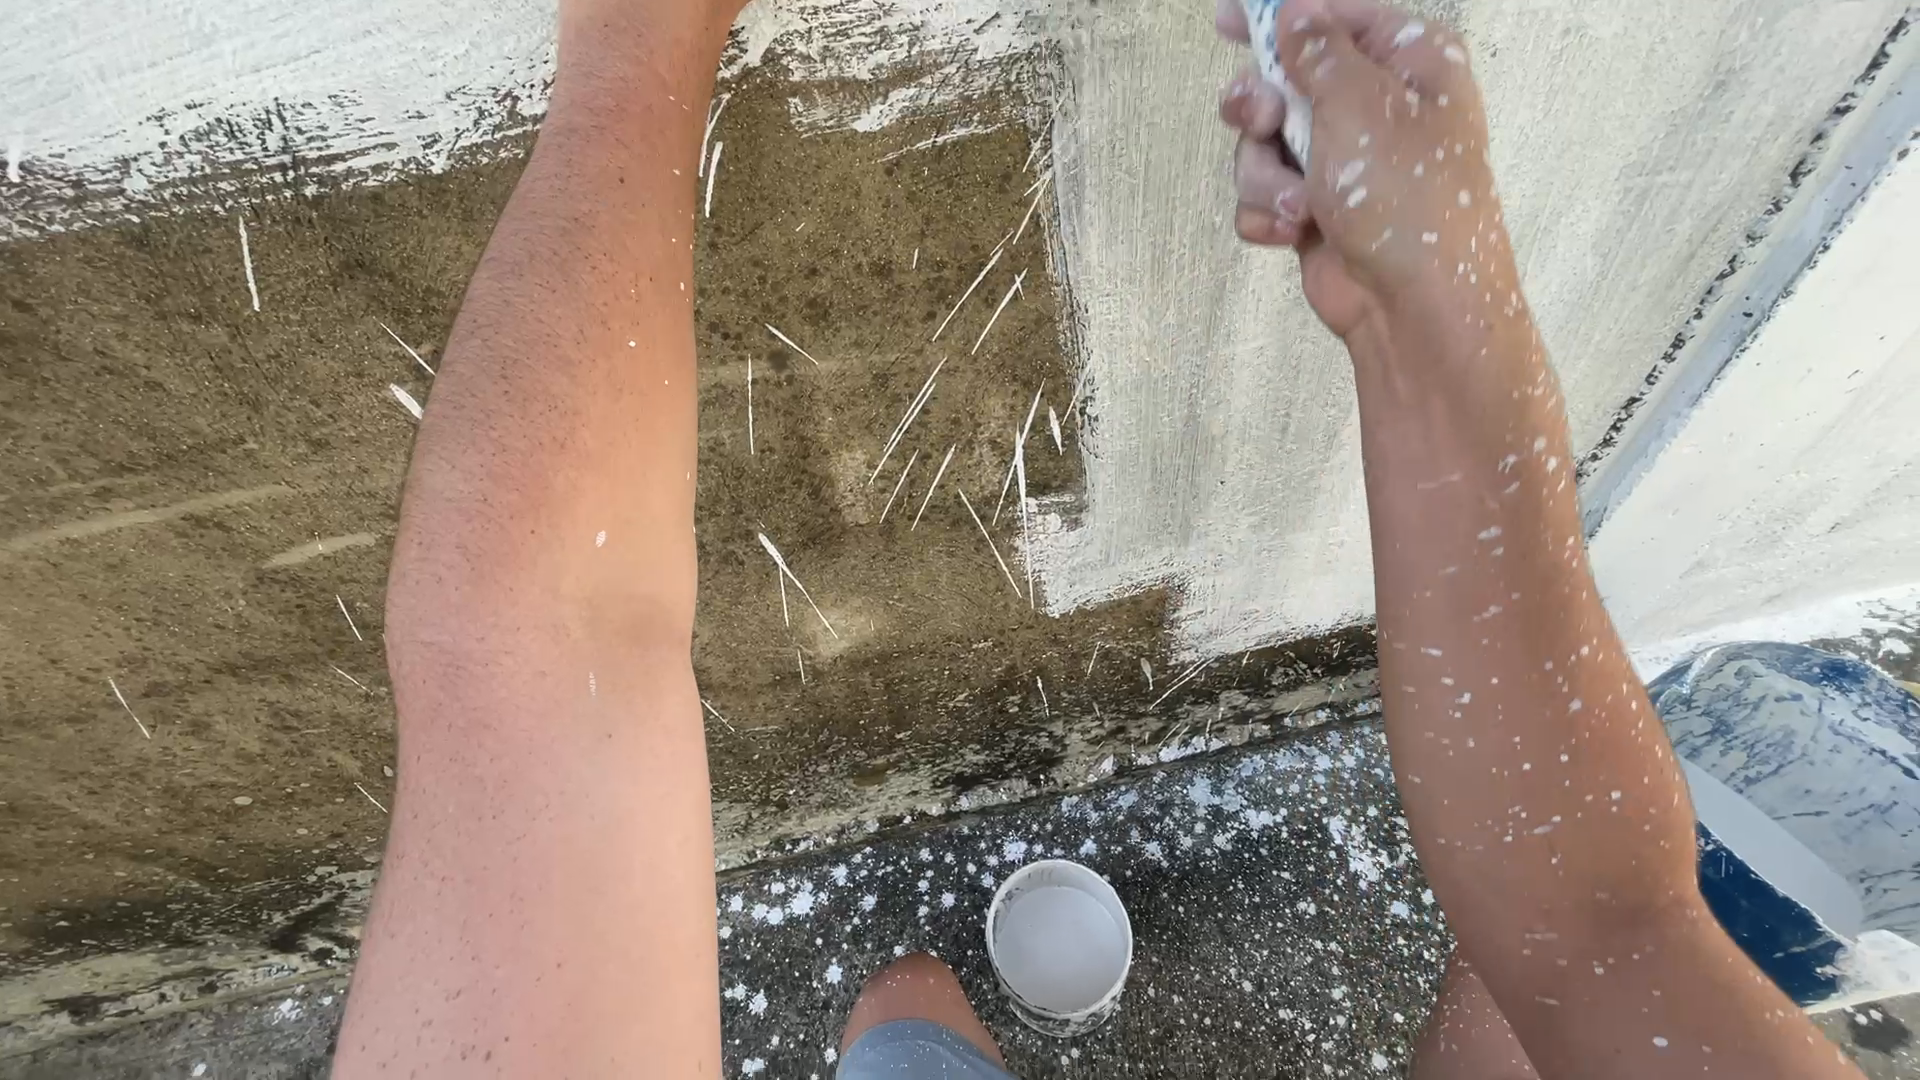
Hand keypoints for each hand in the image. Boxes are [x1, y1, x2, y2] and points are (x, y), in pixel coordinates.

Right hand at [1216, 0, 1515, 340]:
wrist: (1407, 301)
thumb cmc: (1404, 199)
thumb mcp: (1361, 106)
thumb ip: (1318, 52)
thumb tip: (1292, 14)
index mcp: (1402, 64)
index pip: (1331, 19)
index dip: (1276, 15)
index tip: (1226, 18)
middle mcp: (1366, 110)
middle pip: (1279, 87)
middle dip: (1260, 114)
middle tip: (1262, 123)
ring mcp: (1335, 166)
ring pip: (1259, 152)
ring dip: (1267, 181)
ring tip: (1300, 208)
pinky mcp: (1309, 213)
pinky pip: (1261, 200)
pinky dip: (1268, 218)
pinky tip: (1291, 235)